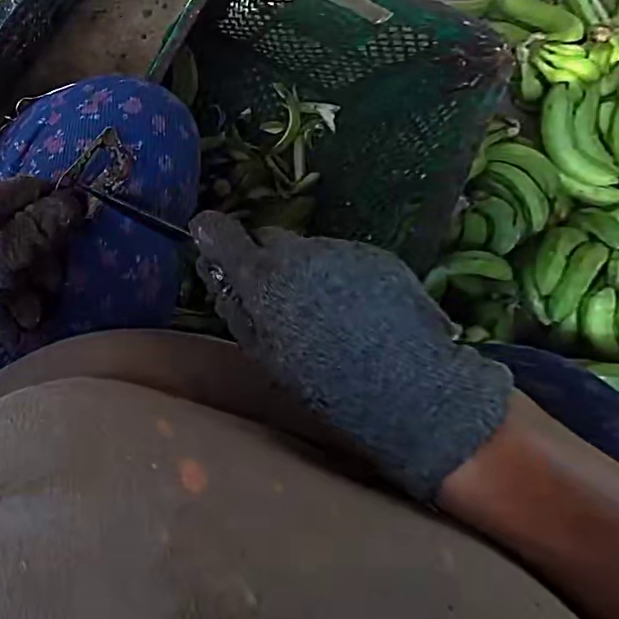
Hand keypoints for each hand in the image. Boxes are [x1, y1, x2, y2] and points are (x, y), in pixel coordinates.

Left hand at [0, 176, 84, 394]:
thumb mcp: (10, 252)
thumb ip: (46, 227)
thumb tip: (80, 198)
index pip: (36, 190)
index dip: (60, 211)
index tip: (76, 238)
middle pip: (25, 230)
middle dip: (45, 262)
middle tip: (53, 289)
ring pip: (9, 263)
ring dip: (27, 291)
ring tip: (31, 320)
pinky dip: (3, 305)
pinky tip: (12, 330)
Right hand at [191, 211, 511, 501]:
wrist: (410, 386)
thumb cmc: (325, 380)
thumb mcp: (264, 352)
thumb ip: (236, 306)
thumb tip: (215, 274)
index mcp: (261, 277)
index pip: (220, 232)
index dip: (211, 233)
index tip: (208, 238)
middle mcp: (296, 252)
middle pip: (267, 238)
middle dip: (264, 259)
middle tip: (277, 294)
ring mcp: (338, 249)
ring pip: (306, 249)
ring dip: (305, 268)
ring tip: (328, 310)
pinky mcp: (373, 253)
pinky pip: (342, 257)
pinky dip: (340, 274)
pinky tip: (358, 309)